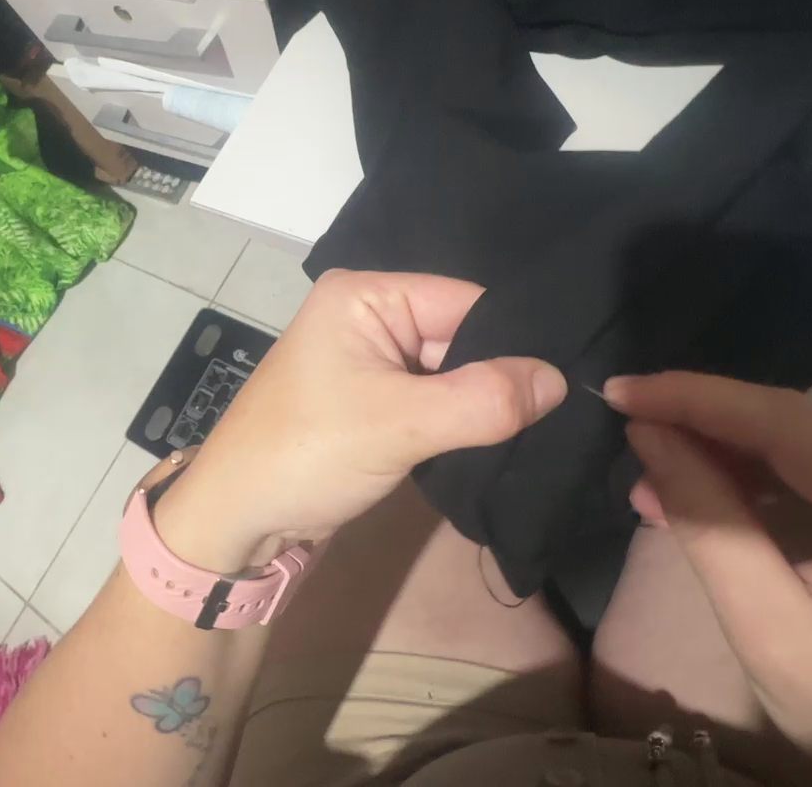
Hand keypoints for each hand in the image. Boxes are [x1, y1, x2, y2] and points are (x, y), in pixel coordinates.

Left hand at [153, 270, 565, 572]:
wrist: (239, 517)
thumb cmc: (306, 453)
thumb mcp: (399, 424)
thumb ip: (482, 400)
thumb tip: (559, 380)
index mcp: (365, 295)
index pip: (465, 301)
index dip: (515, 338)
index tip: (572, 378)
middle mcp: (369, 315)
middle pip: (460, 335)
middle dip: (501, 374)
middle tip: (565, 412)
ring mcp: (370, 359)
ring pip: (451, 370)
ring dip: (483, 402)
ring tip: (542, 429)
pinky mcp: (373, 399)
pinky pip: (433, 398)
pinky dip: (460, 420)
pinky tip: (501, 440)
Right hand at [605, 372, 811, 786]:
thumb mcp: (772, 640)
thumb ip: (709, 528)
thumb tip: (648, 433)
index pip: (802, 429)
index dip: (702, 399)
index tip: (621, 392)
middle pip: (809, 428)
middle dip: (708, 431)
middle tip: (634, 453)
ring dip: (732, 453)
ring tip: (664, 486)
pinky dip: (770, 471)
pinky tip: (722, 493)